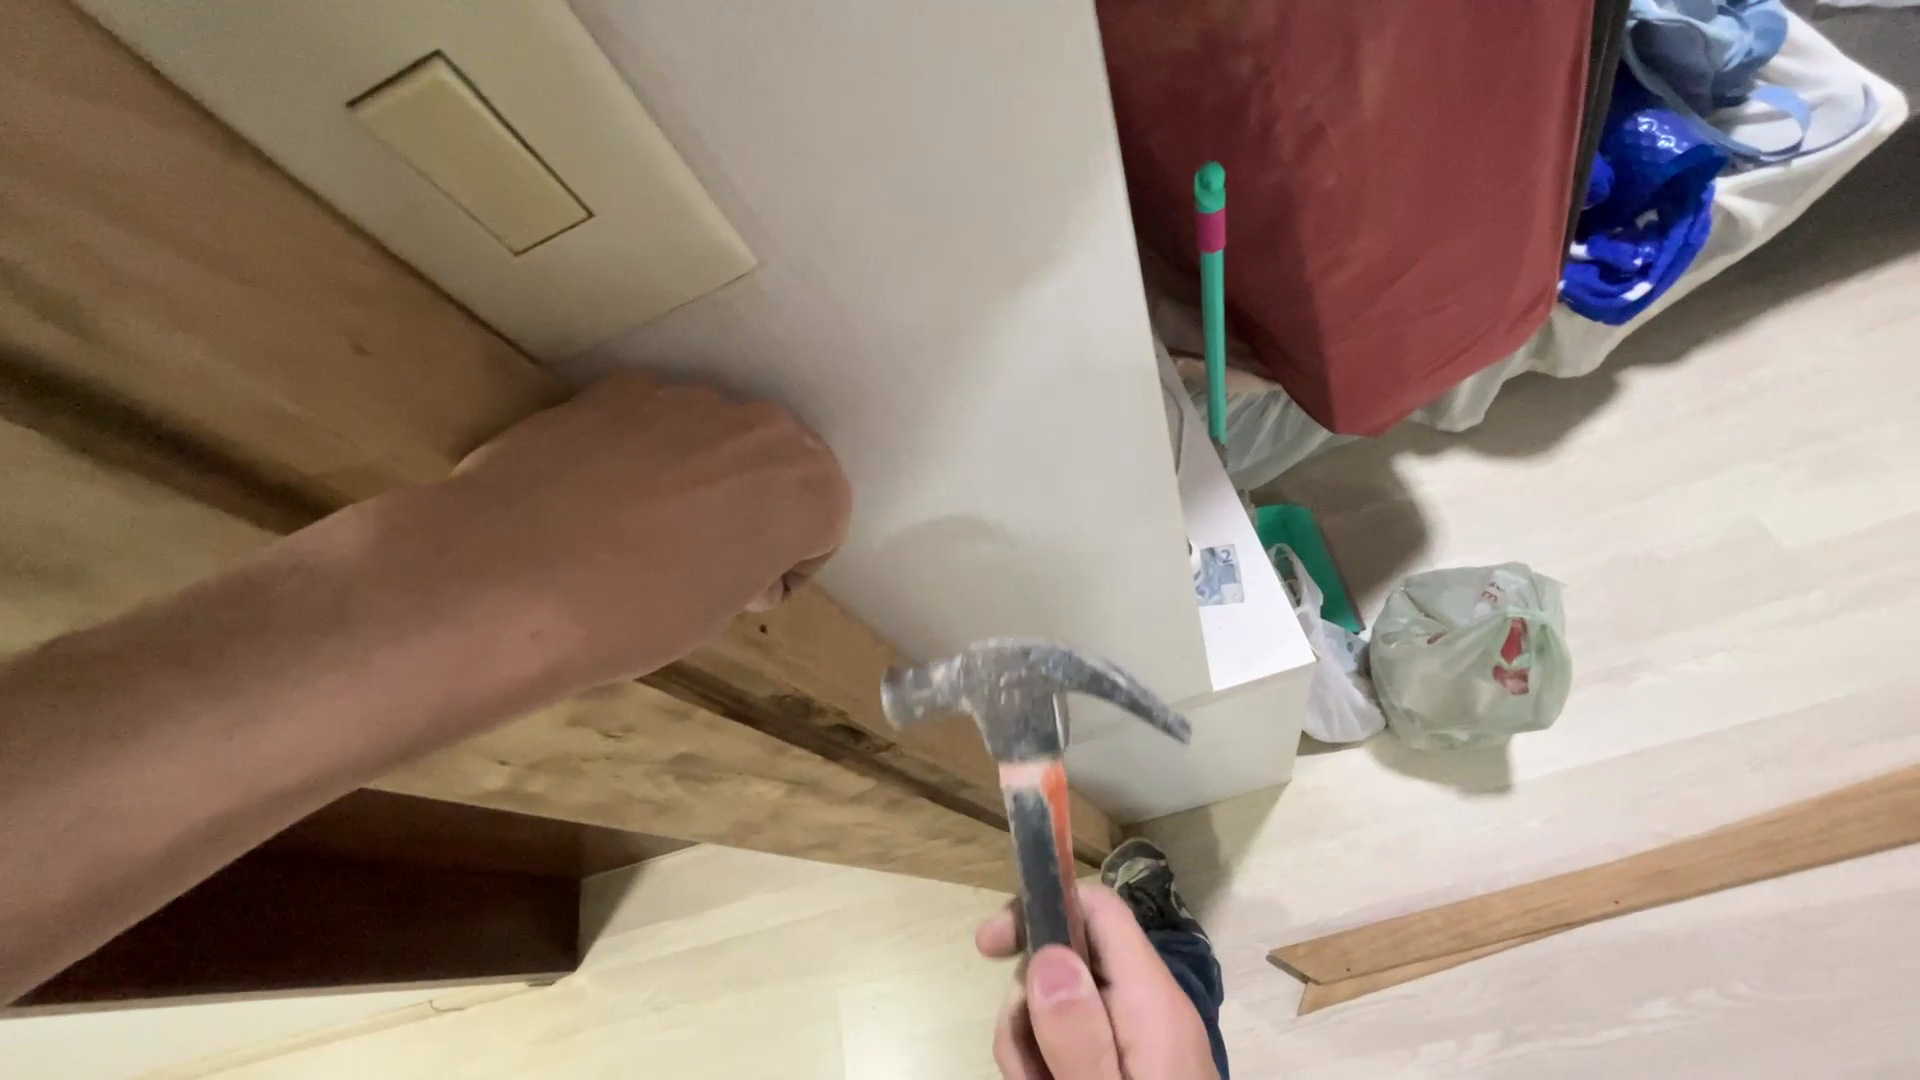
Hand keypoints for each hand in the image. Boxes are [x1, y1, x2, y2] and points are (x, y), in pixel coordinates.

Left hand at [368, 371, 849, 696]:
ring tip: (638, 526)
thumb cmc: (644, 612)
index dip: (788, 560)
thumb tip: (728, 550)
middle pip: (775, 465)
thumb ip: (751, 562)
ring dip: (698, 474)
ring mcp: (689, 397)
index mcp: (810, 485)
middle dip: (752, 504)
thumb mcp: (724, 607)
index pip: (824, 521)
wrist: (513, 577)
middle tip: (703, 555)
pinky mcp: (621, 388)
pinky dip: (642, 453)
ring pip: (716, 438)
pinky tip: (597, 497)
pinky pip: (655, 422)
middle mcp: (764, 426)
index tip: (747, 587)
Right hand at [977, 884, 1219, 1079]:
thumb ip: (1080, 1038)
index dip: (1042, 907)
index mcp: (1152, 1003)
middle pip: (1069, 957)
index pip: (1098, 908)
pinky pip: (1071, 1042)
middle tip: (1022, 1068)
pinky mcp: (1129, 1067)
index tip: (990, 946)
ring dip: (1031, 1045)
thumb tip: (1048, 954)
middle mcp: (1148, 1009)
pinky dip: (1045, 1065)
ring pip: (1061, 1003)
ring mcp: (1140, 1040)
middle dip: (1028, 1002)